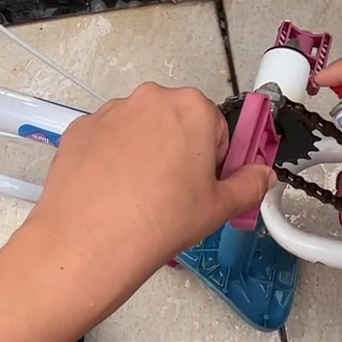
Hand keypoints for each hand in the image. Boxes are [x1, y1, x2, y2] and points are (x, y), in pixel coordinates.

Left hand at [27, 83, 273, 291]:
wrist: (88, 242)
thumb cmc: (156, 221)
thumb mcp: (219, 208)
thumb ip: (250, 185)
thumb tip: (262, 175)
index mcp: (192, 108)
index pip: (217, 129)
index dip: (213, 162)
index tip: (203, 186)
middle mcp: (150, 99)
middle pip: (177, 123)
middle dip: (180, 152)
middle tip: (174, 195)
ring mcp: (110, 111)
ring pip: (140, 130)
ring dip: (145, 154)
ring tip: (140, 197)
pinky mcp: (80, 129)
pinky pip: (106, 140)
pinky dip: (112, 160)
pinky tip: (112, 192)